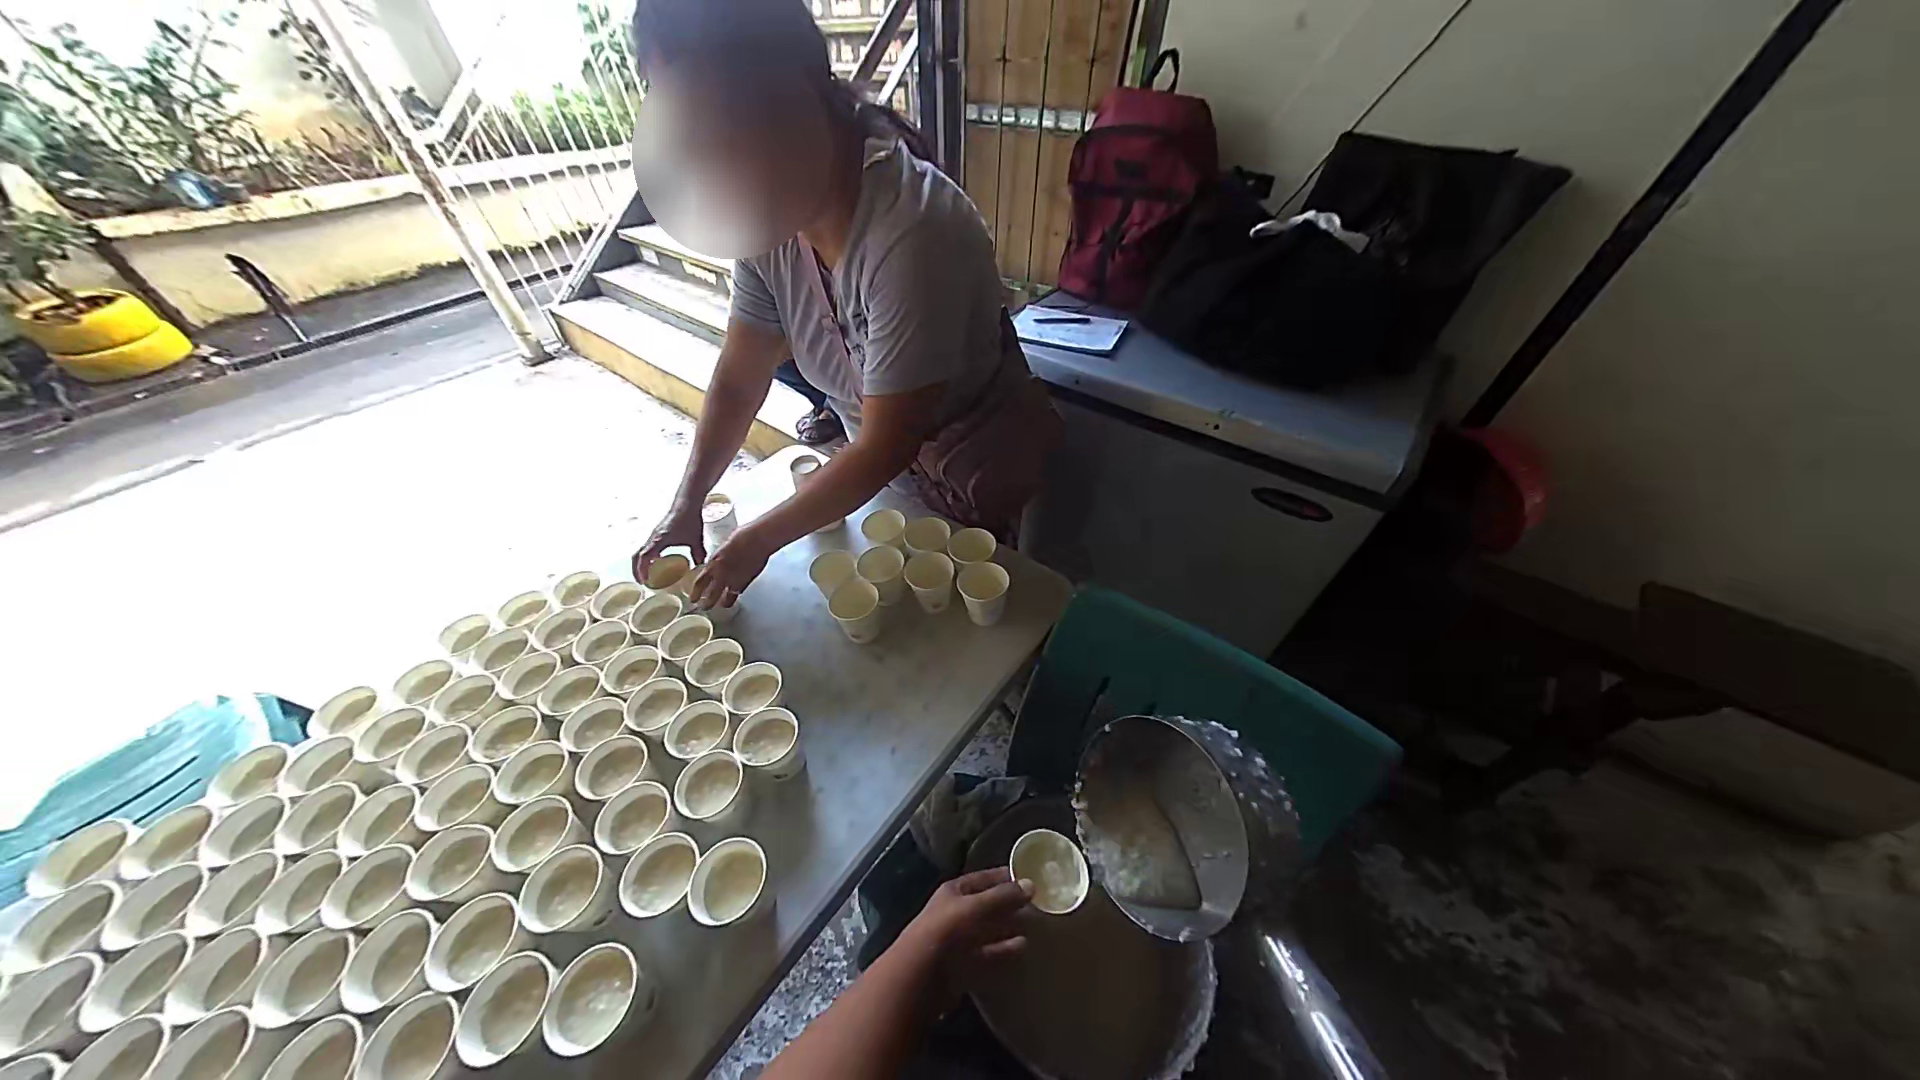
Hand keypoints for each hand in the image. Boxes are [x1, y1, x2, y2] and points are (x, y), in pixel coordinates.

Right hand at [632, 502, 705, 582]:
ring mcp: (653, 535)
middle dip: (636, 570)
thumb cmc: (690, 520)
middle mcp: (652, 538)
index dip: (642, 569)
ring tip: (645, 576)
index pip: (644, 556)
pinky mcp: (656, 534)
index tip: (644, 581)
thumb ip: (698, 554)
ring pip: (640, 551)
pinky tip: (654, 563)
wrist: (687, 503)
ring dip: (639, 563)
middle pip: (636, 555)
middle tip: (642, 582)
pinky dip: (646, 557)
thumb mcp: (696, 540)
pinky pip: (646, 547)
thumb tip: (700, 568)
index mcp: (659, 540)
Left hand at [686, 527, 774, 610]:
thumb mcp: (724, 547)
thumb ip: (720, 558)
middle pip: (711, 596)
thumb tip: (720, 562)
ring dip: (723, 603)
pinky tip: (736, 596)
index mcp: (713, 564)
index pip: (700, 583)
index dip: (696, 592)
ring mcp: (735, 580)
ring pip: (726, 599)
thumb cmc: (742, 537)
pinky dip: (737, 595)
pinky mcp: (747, 581)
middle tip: (705, 608)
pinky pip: (739, 593)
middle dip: (706, 604)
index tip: (694, 598)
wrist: (757, 539)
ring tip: (722, 606)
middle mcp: (722, 575)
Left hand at [901, 868, 1033, 973]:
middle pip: (987, 904)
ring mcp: (959, 940)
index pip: (984, 878)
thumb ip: (1003, 897)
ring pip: (989, 929)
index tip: (1030, 877)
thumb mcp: (976, 907)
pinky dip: (1004, 949)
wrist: (920, 977)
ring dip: (1009, 926)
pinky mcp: (964, 965)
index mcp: (955, 891)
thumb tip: (1031, 885)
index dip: (1006, 876)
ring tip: (1035, 923)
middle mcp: (956, 912)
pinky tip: (1023, 947)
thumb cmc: (947, 930)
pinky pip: (989, 953)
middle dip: (1010, 903)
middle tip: (1038, 901)